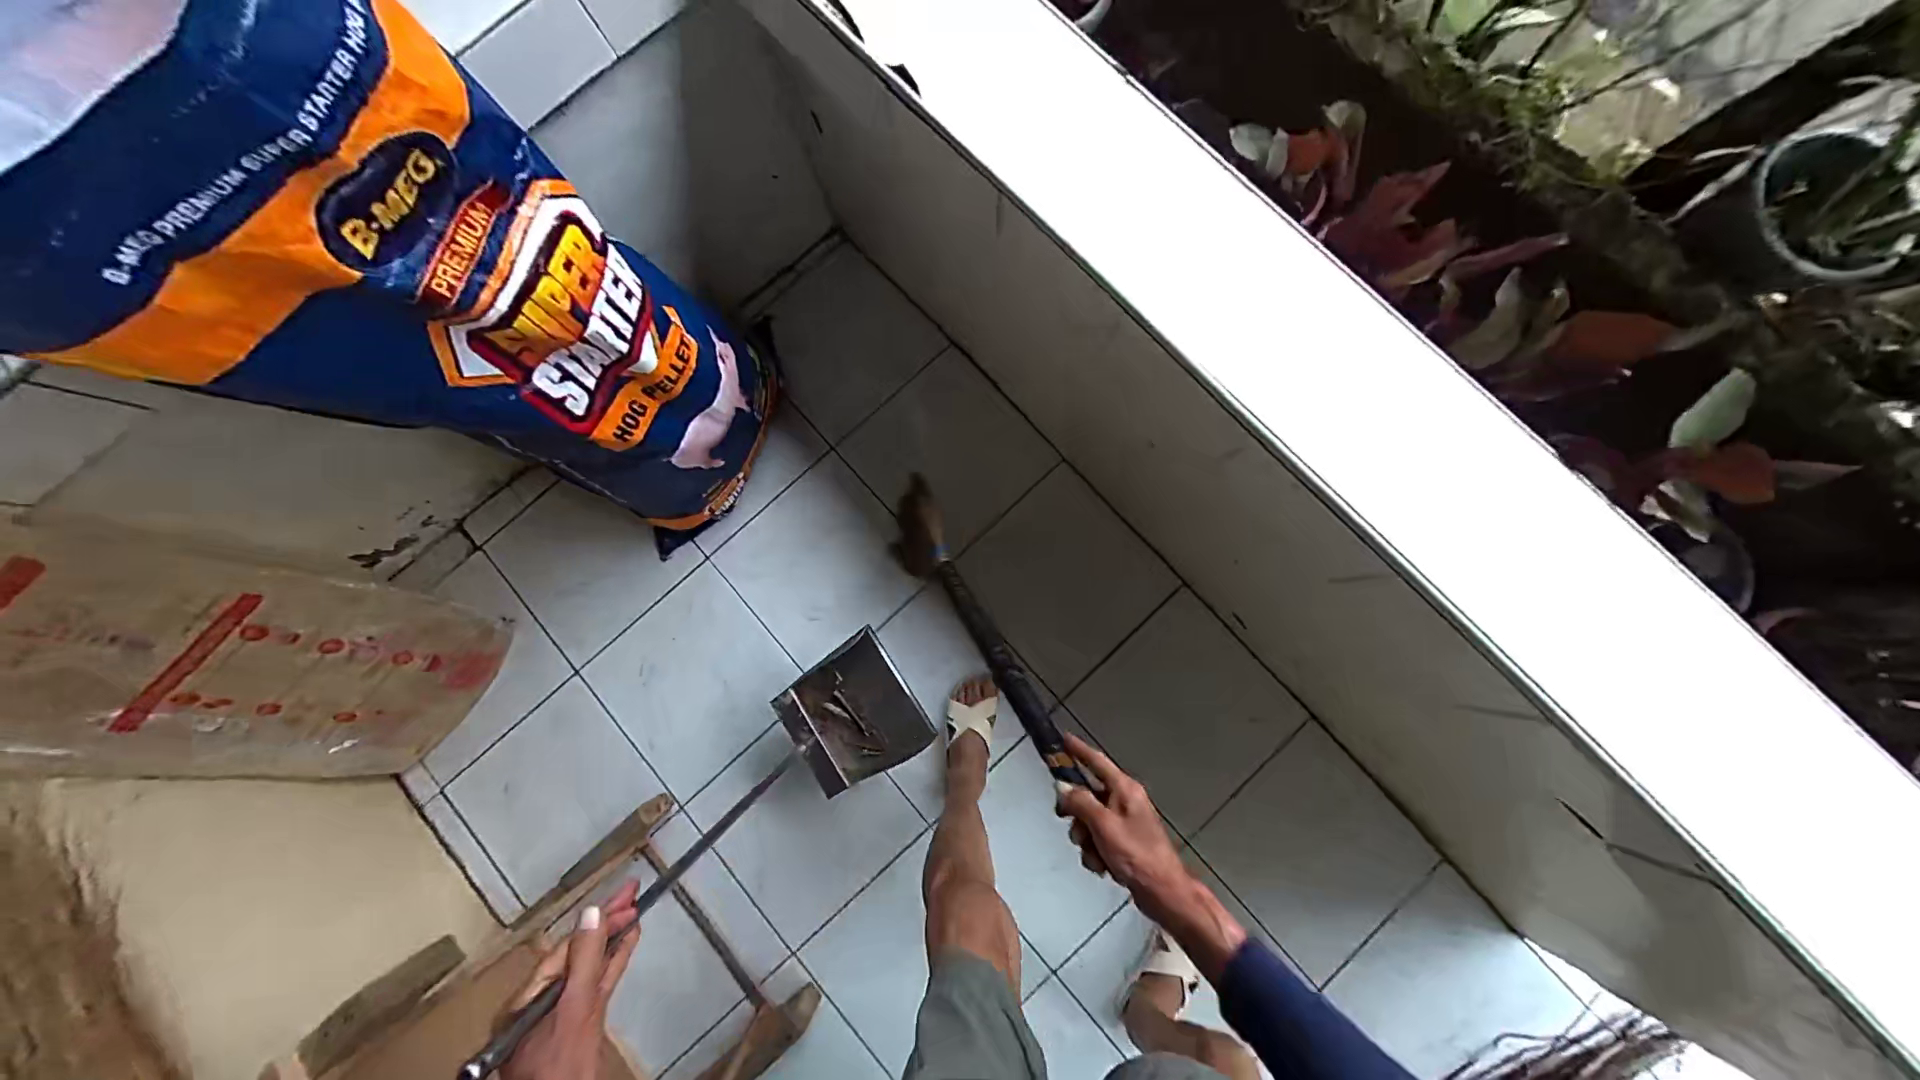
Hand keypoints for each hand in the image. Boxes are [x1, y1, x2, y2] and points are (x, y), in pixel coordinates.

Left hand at [500, 880, 641, 1079]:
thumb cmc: (561, 1067)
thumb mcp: (576, 1009)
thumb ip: (585, 960)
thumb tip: (592, 911)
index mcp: (529, 998)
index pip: (568, 947)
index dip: (597, 919)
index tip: (626, 895)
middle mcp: (542, 1001)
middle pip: (578, 951)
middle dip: (606, 920)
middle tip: (634, 889)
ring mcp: (561, 1012)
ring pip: (590, 963)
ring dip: (613, 935)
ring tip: (634, 908)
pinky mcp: (579, 1022)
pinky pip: (598, 981)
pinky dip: (614, 959)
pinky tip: (628, 942)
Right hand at [1053, 734, 1245, 978]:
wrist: (1163, 892)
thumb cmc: (1136, 854)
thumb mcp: (1103, 825)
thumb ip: (1080, 803)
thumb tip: (1063, 787)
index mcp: (1124, 789)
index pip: (1097, 762)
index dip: (1078, 750)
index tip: (1062, 739)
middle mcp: (1125, 800)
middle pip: (1088, 795)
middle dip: (1077, 815)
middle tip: (1071, 826)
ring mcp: (1124, 822)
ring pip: (1089, 820)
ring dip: (1086, 839)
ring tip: (1096, 855)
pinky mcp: (1123, 843)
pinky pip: (1097, 839)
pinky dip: (1095, 852)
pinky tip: (1103, 866)